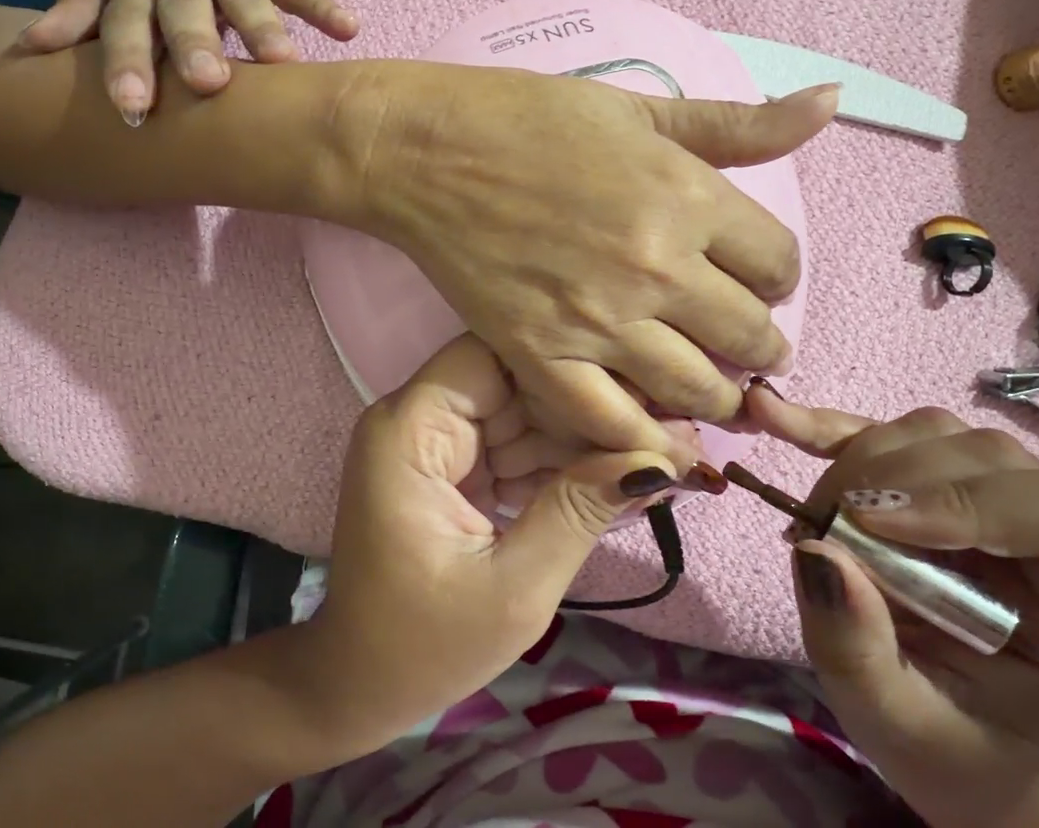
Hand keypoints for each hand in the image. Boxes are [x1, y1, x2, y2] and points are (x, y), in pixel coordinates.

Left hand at [19, 0, 357, 125]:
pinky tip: (348, 27)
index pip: (126, 25)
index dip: (126, 63)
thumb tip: (29, 49)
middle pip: (186, 9)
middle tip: (209, 84)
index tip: (132, 108)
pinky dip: (321, 2)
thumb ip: (76, 12)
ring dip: (266, 25)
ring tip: (286, 61)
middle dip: (198, 43)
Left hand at [309, 335, 673, 743]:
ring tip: (666, 452)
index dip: (572, 368)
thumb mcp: (515, 586)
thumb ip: (580, 510)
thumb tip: (664, 457)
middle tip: (678, 430)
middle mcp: (415, 420)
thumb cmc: (426, 645)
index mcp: (410, 430)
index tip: (647, 395)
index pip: (497, 354)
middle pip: (513, 381)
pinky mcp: (448, 470)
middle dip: (590, 408)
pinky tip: (620, 478)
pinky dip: (559, 464)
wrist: (360, 684)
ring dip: (584, 438)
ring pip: (520, 412)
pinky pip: (512, 445)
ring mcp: (432, 444)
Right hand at [344, 64, 838, 459]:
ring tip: (701, 381)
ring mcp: (597, 321)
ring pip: (697, 391)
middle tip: (734, 339)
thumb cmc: (528, 117)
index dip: (775, 277)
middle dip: (758, 343)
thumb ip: (738, 124)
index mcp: (687, 198)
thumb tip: (831, 102)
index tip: (750, 278)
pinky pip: (611, 422)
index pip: (781, 265)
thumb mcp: (639, 108)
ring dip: (715, 394)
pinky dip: (645, 437)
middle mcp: (656, 268)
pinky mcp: (539, 355)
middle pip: (753, 338)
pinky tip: (655, 429)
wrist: (428, 151)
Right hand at [745, 385, 1038, 826]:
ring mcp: (1000, 506)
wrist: (946, 743)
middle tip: (823, 527)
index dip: (971, 499)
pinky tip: (771, 414)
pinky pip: (886, 437)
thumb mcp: (899, 726)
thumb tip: (816, 548)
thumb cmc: (944, 749)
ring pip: (938, 436)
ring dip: (863, 461)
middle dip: (895, 481)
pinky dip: (825, 427)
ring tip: (816, 517)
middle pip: (991, 459)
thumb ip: (860, 650)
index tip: (875, 525)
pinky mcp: (936, 489)